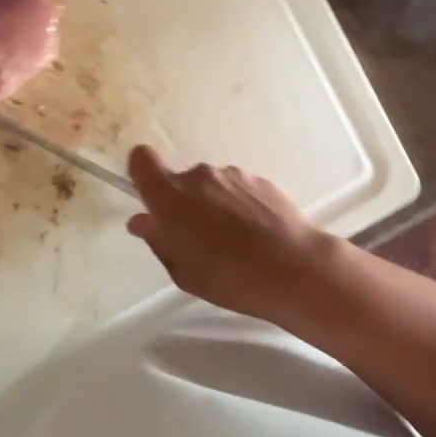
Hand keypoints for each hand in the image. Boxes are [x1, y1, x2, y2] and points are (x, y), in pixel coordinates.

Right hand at [125, 145, 342, 324]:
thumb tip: (143, 221)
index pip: (142, 159)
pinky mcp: (259, 180)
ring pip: (210, 186)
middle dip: (184, 204)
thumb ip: (159, 240)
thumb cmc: (228, 277)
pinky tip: (255, 234)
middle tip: (198, 240)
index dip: (142, 173)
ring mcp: (232, 174)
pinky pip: (237, 189)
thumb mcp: (182, 271)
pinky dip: (239, 206)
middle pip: (180, 181)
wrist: (293, 268)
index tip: (152, 201)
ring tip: (233, 241)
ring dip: (213, 205)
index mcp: (170, 196)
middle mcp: (199, 175)